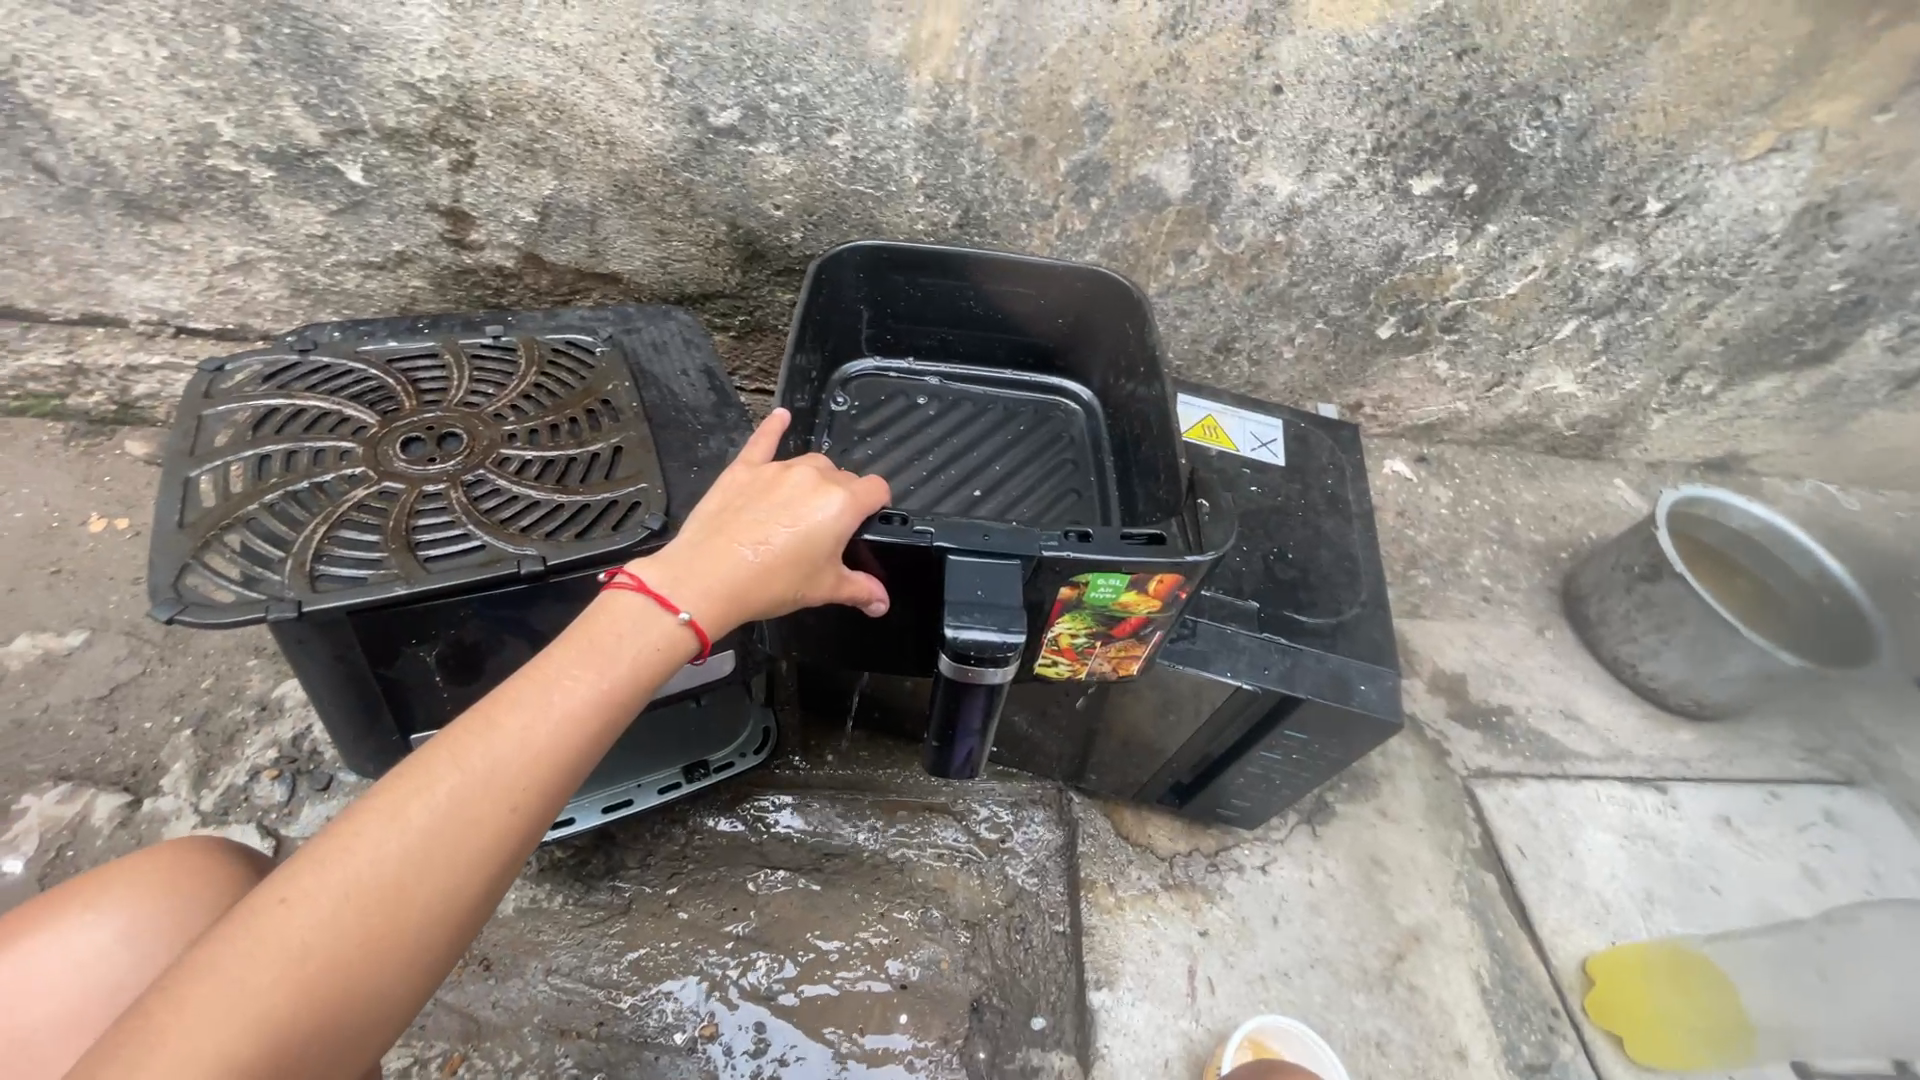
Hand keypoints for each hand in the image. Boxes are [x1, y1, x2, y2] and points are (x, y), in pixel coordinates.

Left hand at [622, 408, 890, 635]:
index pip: (877, 489)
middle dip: (844, 499)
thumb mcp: (823, 589)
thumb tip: (883, 603)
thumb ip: (860, 589)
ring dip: (815, 481)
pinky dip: (774, 427)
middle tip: (828, 531)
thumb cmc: (773, 583)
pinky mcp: (745, 468)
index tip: (869, 521)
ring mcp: (777, 469)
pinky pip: (764, 439)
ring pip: (811, 464)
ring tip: (802, 510)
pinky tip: (782, 416)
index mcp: (842, 504)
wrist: (708, 578)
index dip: (878, 504)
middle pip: (844, 477)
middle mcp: (815, 477)